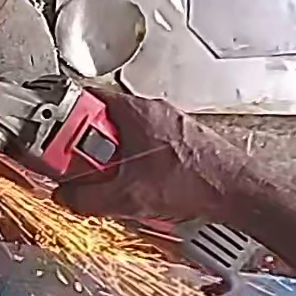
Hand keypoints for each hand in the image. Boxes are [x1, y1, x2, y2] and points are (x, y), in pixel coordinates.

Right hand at [54, 91, 231, 221]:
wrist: (238, 192)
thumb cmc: (195, 182)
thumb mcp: (126, 198)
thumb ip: (86, 198)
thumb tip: (64, 196)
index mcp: (134, 111)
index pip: (85, 97)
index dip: (64, 118)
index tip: (57, 139)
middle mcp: (151, 109)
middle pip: (101, 118)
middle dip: (87, 144)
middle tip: (84, 166)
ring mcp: (166, 122)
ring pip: (123, 132)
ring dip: (111, 154)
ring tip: (112, 179)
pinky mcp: (178, 138)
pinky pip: (143, 143)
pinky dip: (133, 160)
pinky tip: (139, 183)